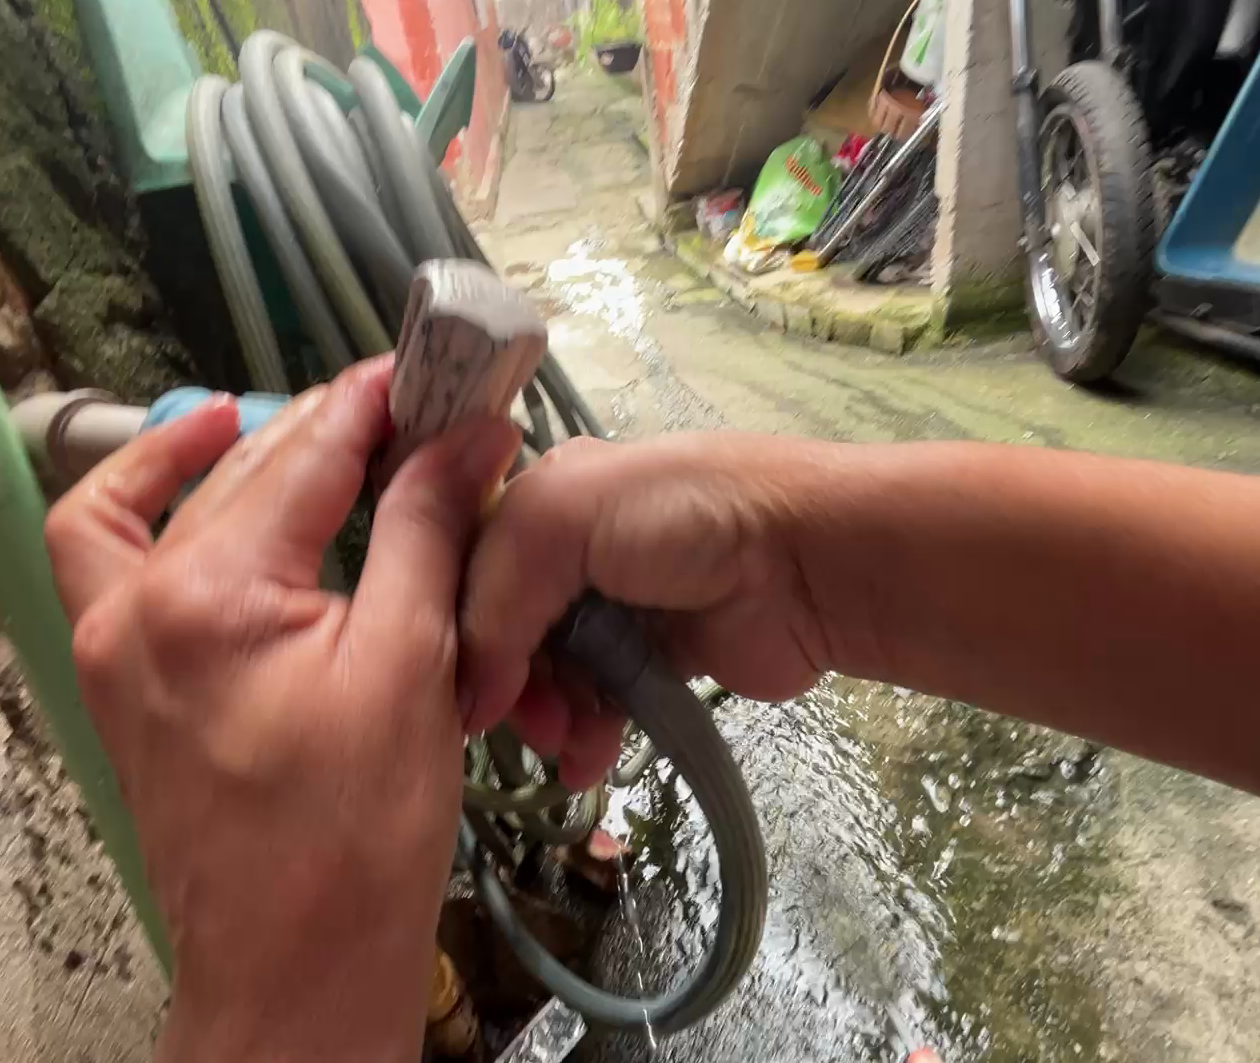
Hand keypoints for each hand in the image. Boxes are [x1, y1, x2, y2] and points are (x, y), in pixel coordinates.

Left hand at [44, 357, 519, 1061]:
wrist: (296, 966)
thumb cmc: (363, 828)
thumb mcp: (412, 662)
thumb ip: (426, 529)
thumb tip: (470, 438)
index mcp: (209, 594)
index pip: (306, 456)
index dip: (375, 404)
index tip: (427, 373)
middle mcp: (134, 602)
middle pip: (245, 469)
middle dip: (332, 426)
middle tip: (407, 411)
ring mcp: (110, 639)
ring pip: (172, 500)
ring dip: (243, 450)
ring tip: (311, 425)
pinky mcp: (121, 674)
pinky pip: (116, 553)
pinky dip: (155, 500)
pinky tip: (212, 482)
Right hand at [458, 433, 835, 787]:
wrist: (806, 561)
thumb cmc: (679, 519)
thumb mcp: (565, 516)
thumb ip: (494, 589)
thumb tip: (470, 691)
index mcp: (540, 500)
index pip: (463, 567)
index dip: (454, 627)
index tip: (455, 683)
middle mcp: (567, 553)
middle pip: (500, 630)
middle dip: (505, 682)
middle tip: (528, 721)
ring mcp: (610, 609)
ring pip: (545, 676)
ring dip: (548, 717)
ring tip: (568, 743)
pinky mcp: (650, 660)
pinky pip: (594, 706)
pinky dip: (586, 736)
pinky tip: (592, 760)